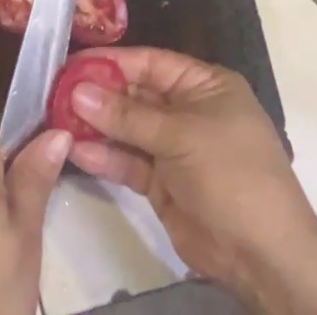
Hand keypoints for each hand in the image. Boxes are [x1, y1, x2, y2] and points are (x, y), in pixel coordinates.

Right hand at [65, 47, 316, 301]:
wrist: (263, 254)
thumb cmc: (231, 174)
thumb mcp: (181, 136)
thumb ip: (127, 115)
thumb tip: (77, 91)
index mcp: (205, 87)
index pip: (151, 63)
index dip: (112, 62)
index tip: (71, 63)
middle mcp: (188, 111)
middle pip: (135, 95)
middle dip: (97, 94)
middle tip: (53, 93)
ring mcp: (174, 149)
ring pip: (127, 129)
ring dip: (95, 125)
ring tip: (55, 120)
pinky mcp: (161, 182)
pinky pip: (127, 161)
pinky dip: (103, 156)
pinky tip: (74, 150)